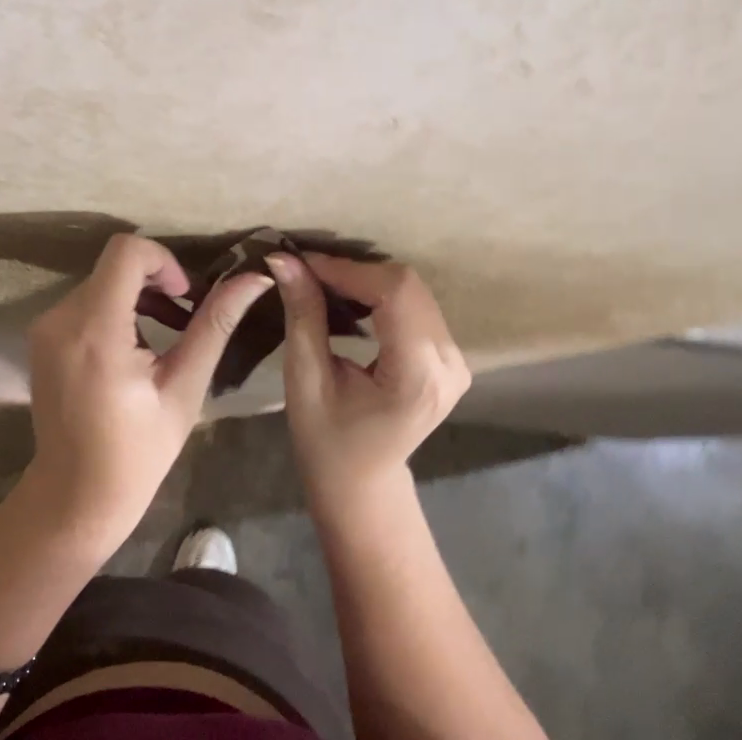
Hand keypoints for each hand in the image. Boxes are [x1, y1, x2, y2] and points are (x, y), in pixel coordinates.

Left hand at [24, 234, 273, 545]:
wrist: (76, 493)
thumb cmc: (138, 451)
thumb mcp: (184, 388)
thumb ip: (214, 325)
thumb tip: (255, 278)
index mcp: (96, 331)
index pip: (127, 251)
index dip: (164, 261)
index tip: (187, 297)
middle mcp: (61, 319)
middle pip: (115, 266)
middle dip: (157, 282)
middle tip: (189, 318)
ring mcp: (45, 327)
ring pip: (101, 282)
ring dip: (139, 296)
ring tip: (171, 333)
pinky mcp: (42, 337)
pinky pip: (85, 302)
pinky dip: (116, 310)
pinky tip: (139, 346)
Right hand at [267, 253, 470, 502]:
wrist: (360, 482)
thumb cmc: (325, 440)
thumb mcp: (305, 379)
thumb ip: (303, 315)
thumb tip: (285, 260)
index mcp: (417, 376)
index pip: (394, 293)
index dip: (347, 269)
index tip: (301, 263)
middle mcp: (449, 363)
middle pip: (407, 286)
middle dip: (354, 271)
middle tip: (307, 273)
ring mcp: (456, 361)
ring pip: (413, 291)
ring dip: (366, 280)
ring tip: (322, 284)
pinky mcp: (450, 357)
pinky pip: (417, 306)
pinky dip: (380, 294)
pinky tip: (349, 301)